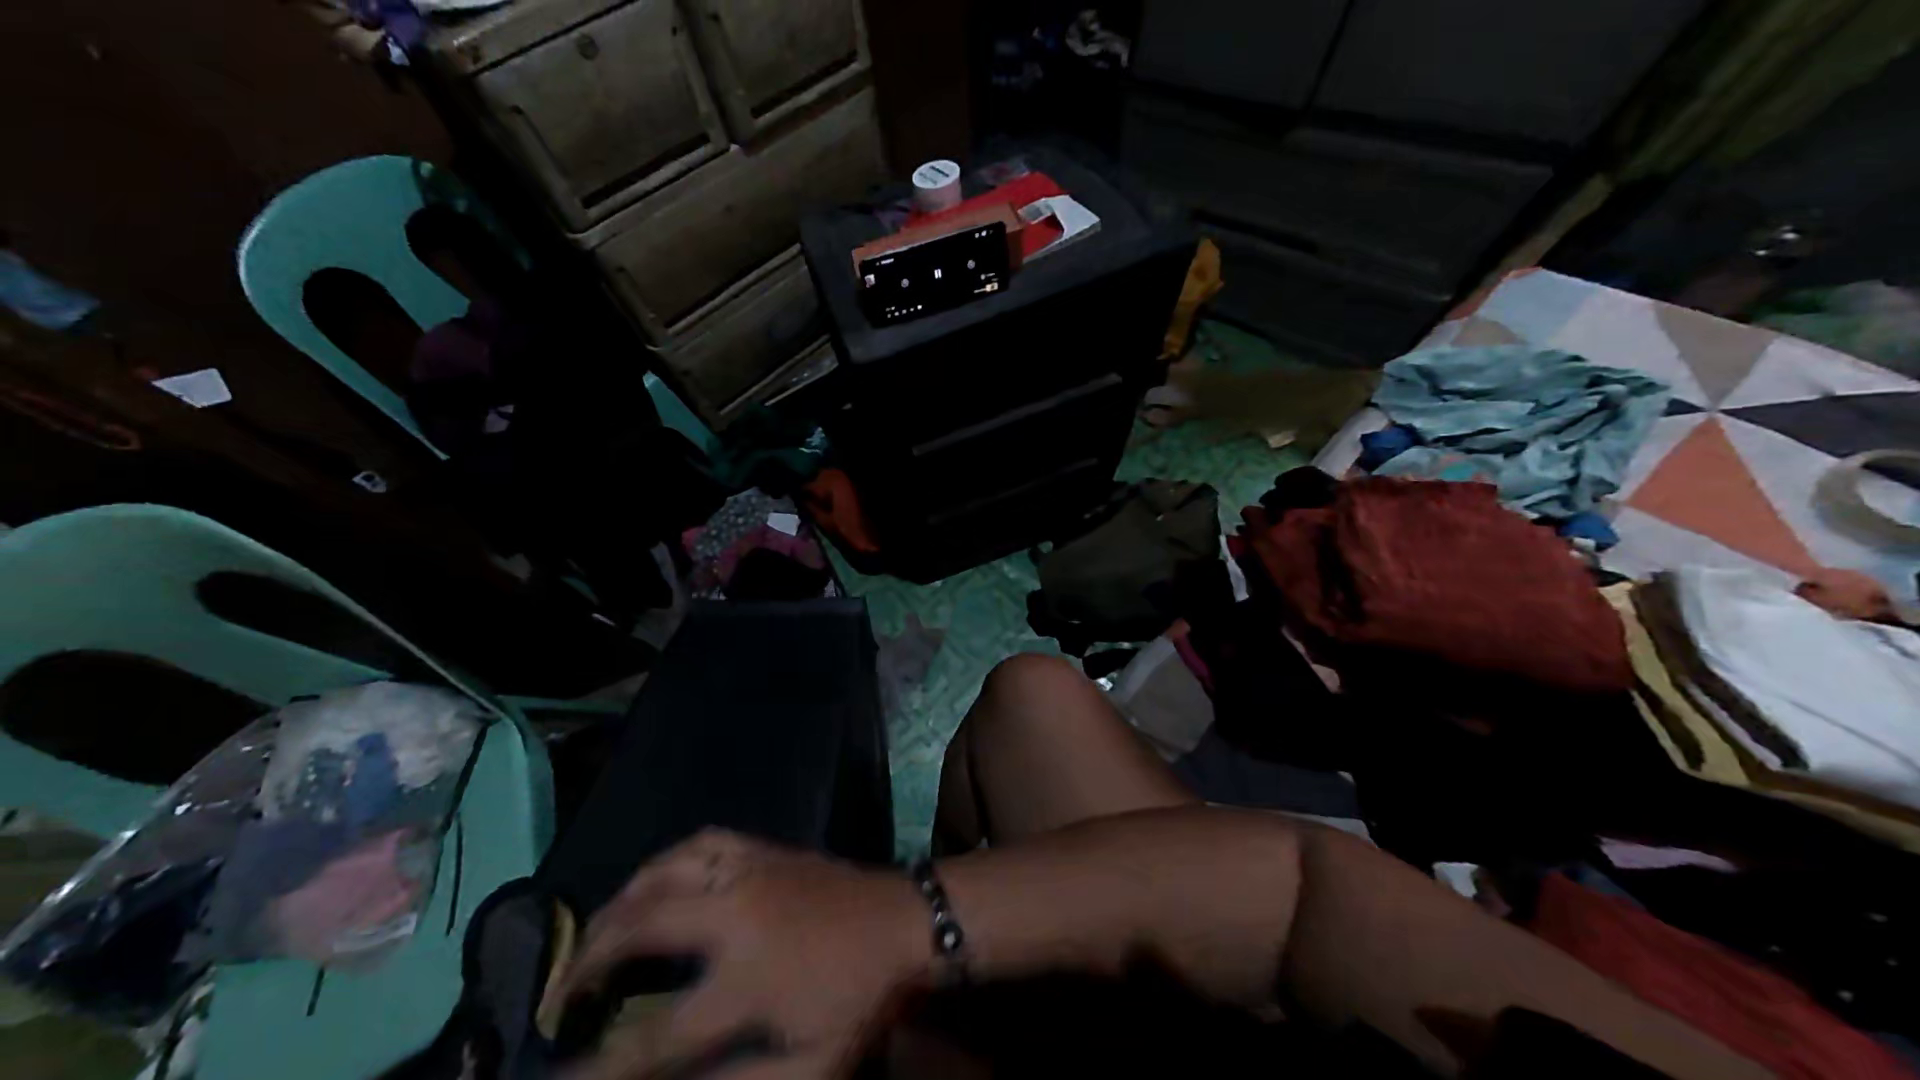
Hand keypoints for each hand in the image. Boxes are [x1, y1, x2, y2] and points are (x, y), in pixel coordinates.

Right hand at [557, 829, 930, 1079]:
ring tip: (594, 938)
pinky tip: (654, 882)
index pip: (652, 1035)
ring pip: (661, 874)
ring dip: (616, 905)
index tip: (547, 1077)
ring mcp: (748, 871)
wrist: (907, 921)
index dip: (594, 1067)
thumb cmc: (862, 998)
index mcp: (746, 979)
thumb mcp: (811, 1067)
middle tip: (559, 996)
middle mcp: (735, 914)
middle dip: (585, 963)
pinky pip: (700, 843)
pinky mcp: (763, 848)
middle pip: (638, 927)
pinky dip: (664, 863)